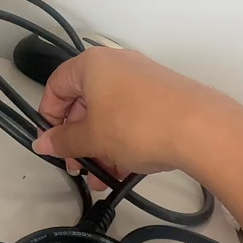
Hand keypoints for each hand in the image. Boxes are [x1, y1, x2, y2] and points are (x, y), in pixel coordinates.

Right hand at [31, 48, 224, 182]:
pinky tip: (127, 169)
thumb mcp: (92, 138)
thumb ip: (64, 141)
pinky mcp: (163, 95)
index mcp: (91, 64)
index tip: (52, 144)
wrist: (201, 129)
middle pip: (84, 101)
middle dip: (78, 138)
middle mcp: (115, 64)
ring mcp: (142, 78)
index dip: (49, 116)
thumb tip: (42, 143)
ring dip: (101, 145)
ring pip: (109, 112)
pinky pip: (132, 116)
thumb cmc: (136, 125)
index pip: (56, 85)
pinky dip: (123, 140)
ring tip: (104, 177)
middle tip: (79, 166)